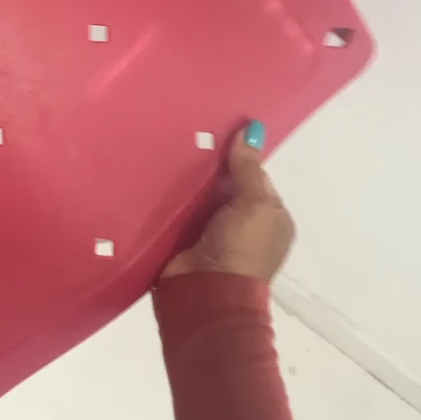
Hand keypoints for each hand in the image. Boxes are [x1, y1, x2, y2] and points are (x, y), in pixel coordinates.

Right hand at [161, 121, 294, 282]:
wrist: (206, 289)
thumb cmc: (241, 247)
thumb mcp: (254, 205)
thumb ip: (248, 169)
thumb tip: (251, 130)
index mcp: (270, 216)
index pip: (254, 177)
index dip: (237, 157)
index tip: (211, 133)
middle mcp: (243, 223)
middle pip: (223, 186)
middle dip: (206, 169)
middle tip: (179, 139)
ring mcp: (213, 233)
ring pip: (197, 198)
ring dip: (182, 183)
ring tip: (158, 154)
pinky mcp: (184, 239)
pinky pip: (176, 211)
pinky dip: (167, 200)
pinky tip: (150, 181)